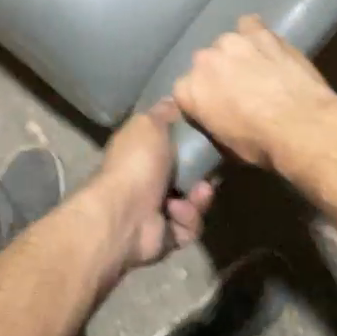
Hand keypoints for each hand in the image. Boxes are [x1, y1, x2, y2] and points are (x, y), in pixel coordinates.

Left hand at [86, 100, 215, 273]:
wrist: (126, 213)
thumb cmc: (137, 163)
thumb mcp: (149, 124)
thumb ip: (164, 113)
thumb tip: (174, 99)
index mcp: (141, 156)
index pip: (173, 149)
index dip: (193, 146)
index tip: (209, 141)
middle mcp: (148, 184)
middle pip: (189, 178)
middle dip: (203, 176)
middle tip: (210, 173)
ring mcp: (157, 213)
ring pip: (194, 204)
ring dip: (199, 198)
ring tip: (196, 193)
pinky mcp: (168, 237)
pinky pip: (190, 227)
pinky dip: (187, 218)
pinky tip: (176, 211)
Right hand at [172, 15, 336, 173]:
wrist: (301, 125)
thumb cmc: (261, 144)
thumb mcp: (225, 143)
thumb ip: (211, 119)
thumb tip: (215, 113)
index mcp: (189, 90)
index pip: (185, 90)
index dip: (202, 98)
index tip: (217, 107)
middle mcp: (204, 60)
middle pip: (205, 63)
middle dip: (218, 74)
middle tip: (239, 90)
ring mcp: (231, 41)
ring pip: (227, 44)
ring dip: (237, 55)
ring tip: (258, 69)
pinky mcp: (260, 31)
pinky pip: (250, 26)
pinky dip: (256, 35)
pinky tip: (267, 48)